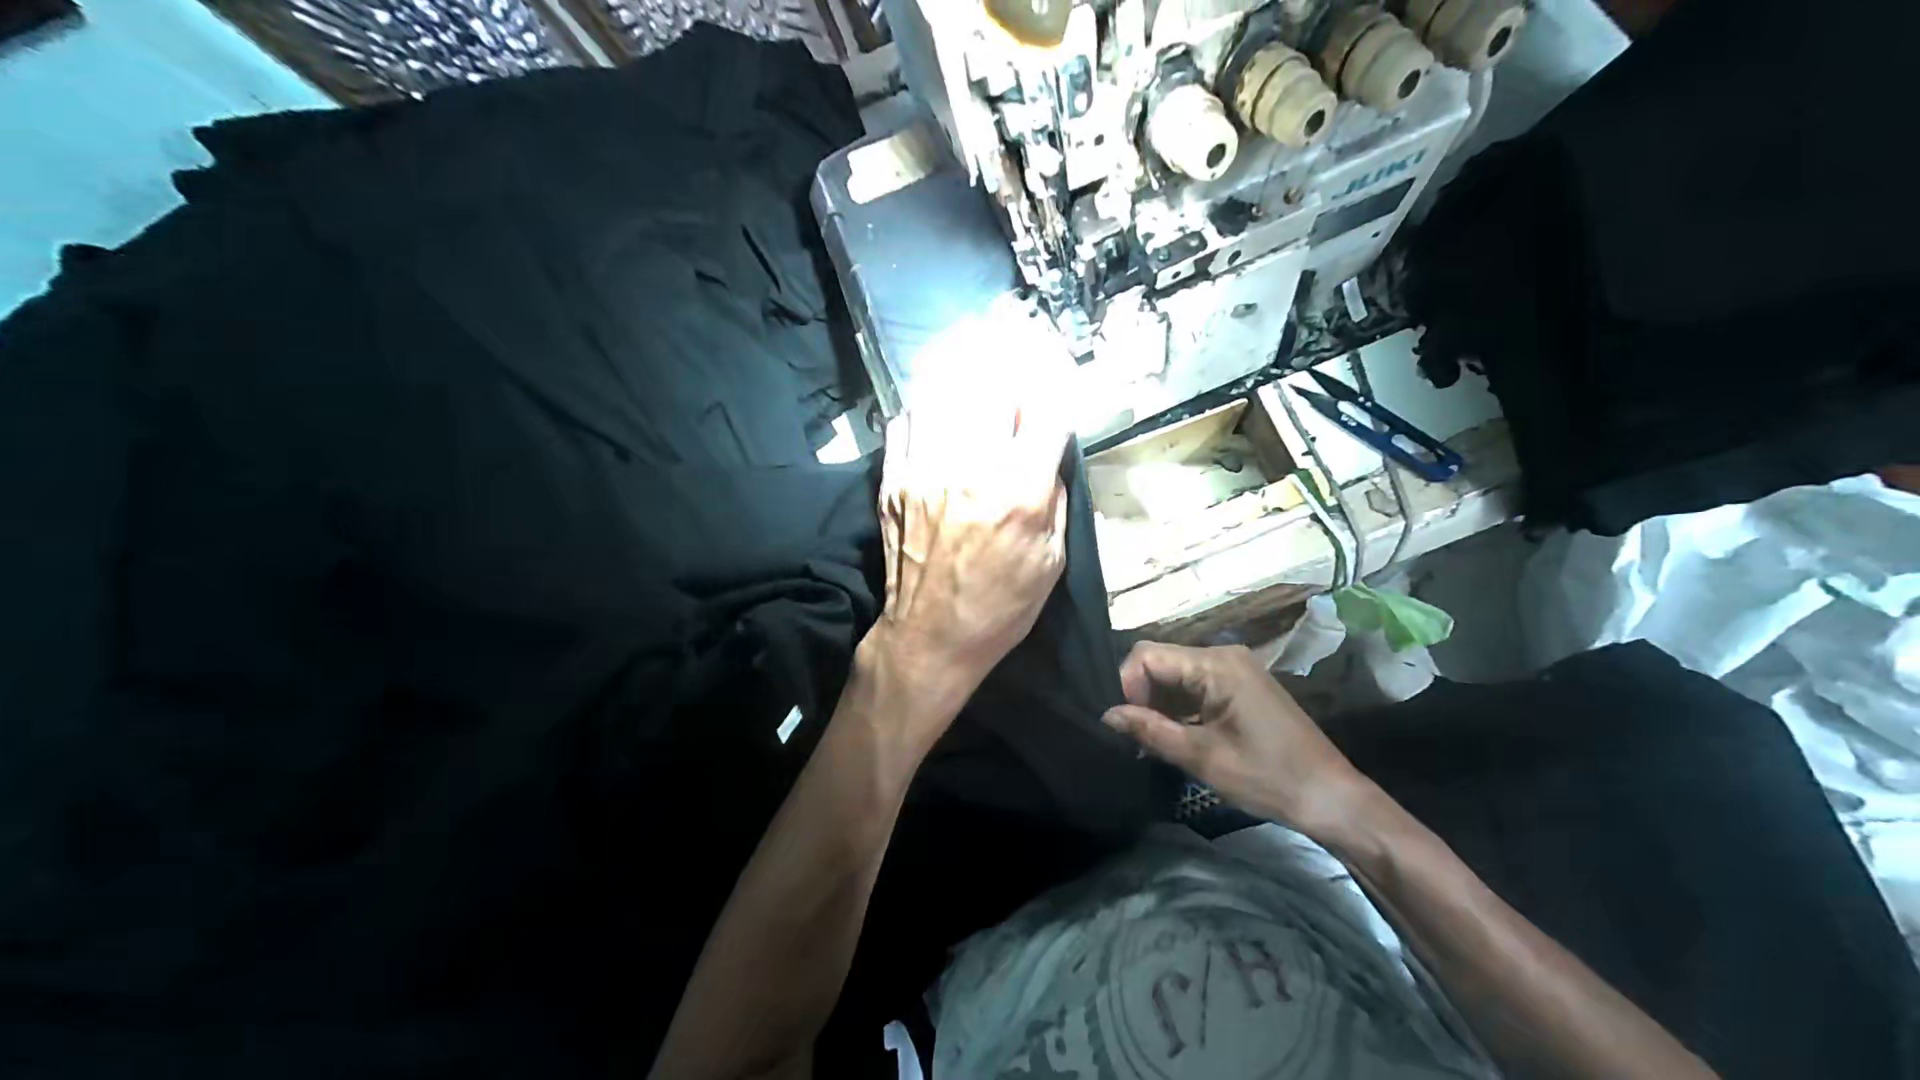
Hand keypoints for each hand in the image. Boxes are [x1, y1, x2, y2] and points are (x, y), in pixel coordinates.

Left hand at [861, 400, 1069, 746]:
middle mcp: (970, 467)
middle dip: (1012, 374)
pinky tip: (941, 415)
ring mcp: (924, 468)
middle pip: (992, 384)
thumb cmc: (1001, 606)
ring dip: (968, 381)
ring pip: (943, 391)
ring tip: (980, 384)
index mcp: (1018, 490)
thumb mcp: (1053, 559)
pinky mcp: (893, 479)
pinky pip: (907, 419)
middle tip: (1018, 379)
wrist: (930, 637)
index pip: (1045, 408)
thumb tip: (1051, 454)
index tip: (1060, 383)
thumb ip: (1056, 497)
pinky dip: (928, 407)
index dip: (1059, 386)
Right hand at [1101, 642, 1379, 839]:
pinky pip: (1196, 685)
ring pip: (1176, 674)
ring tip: (1153, 741)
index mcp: (1216, 664)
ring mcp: (1235, 669)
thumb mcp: (1201, 757)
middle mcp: (1224, 655)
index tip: (1127, 723)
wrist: (1332, 797)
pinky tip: (1176, 735)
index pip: (1147, 654)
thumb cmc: (1267, 776)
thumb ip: (1149, 730)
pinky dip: (1180, 707)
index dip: (1126, 684)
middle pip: (1161, 661)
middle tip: (1136, 737)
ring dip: (1159, 704)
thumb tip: (1106, 715)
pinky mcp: (1241, 685)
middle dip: (1141, 695)